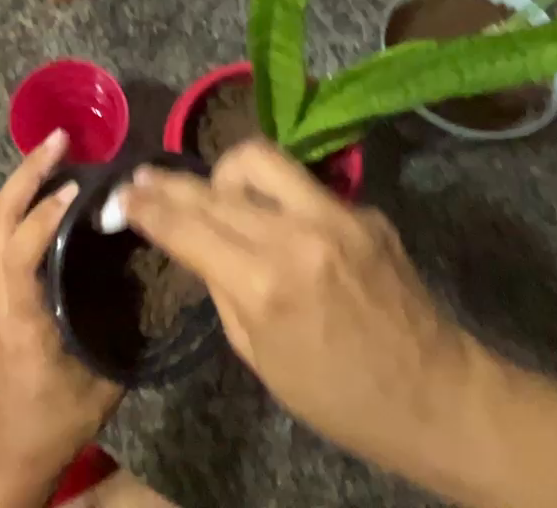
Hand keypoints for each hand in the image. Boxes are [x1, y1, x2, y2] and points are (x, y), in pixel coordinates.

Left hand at [0, 129, 124, 473]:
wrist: (19, 437)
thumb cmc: (59, 413)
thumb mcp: (98, 381)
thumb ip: (122, 329)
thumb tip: (152, 276)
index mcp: (19, 314)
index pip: (20, 252)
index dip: (45, 215)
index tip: (79, 187)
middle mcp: (1, 288)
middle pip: (0, 217)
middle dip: (26, 173)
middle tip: (61, 138)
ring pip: (1, 216)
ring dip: (26, 177)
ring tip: (60, 147)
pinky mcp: (6, 280)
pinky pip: (11, 226)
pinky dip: (29, 195)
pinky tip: (58, 181)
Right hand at [117, 140, 481, 464]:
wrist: (436, 395)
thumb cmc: (338, 397)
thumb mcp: (259, 357)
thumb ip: (221, 287)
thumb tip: (194, 242)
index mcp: (264, 284)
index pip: (186, 226)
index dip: (145, 207)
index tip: (120, 196)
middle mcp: (296, 234)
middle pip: (213, 187)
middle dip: (167, 182)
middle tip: (142, 178)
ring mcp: (335, 214)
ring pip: (258, 160)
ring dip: (223, 172)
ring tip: (211, 189)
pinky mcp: (363, 209)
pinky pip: (302, 188)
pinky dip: (276, 199)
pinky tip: (276, 222)